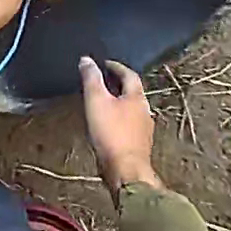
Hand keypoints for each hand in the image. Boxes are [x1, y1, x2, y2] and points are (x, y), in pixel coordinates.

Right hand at [80, 57, 162, 192]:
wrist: (126, 170)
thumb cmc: (111, 132)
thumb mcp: (96, 100)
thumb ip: (91, 79)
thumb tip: (86, 60)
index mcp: (136, 98)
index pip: (129, 75)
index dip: (116, 66)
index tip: (104, 63)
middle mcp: (144, 111)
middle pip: (132, 91)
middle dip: (117, 83)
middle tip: (101, 79)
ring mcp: (143, 129)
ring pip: (131, 108)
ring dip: (118, 101)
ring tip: (102, 100)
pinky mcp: (138, 144)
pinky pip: (129, 123)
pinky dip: (118, 117)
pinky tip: (107, 123)